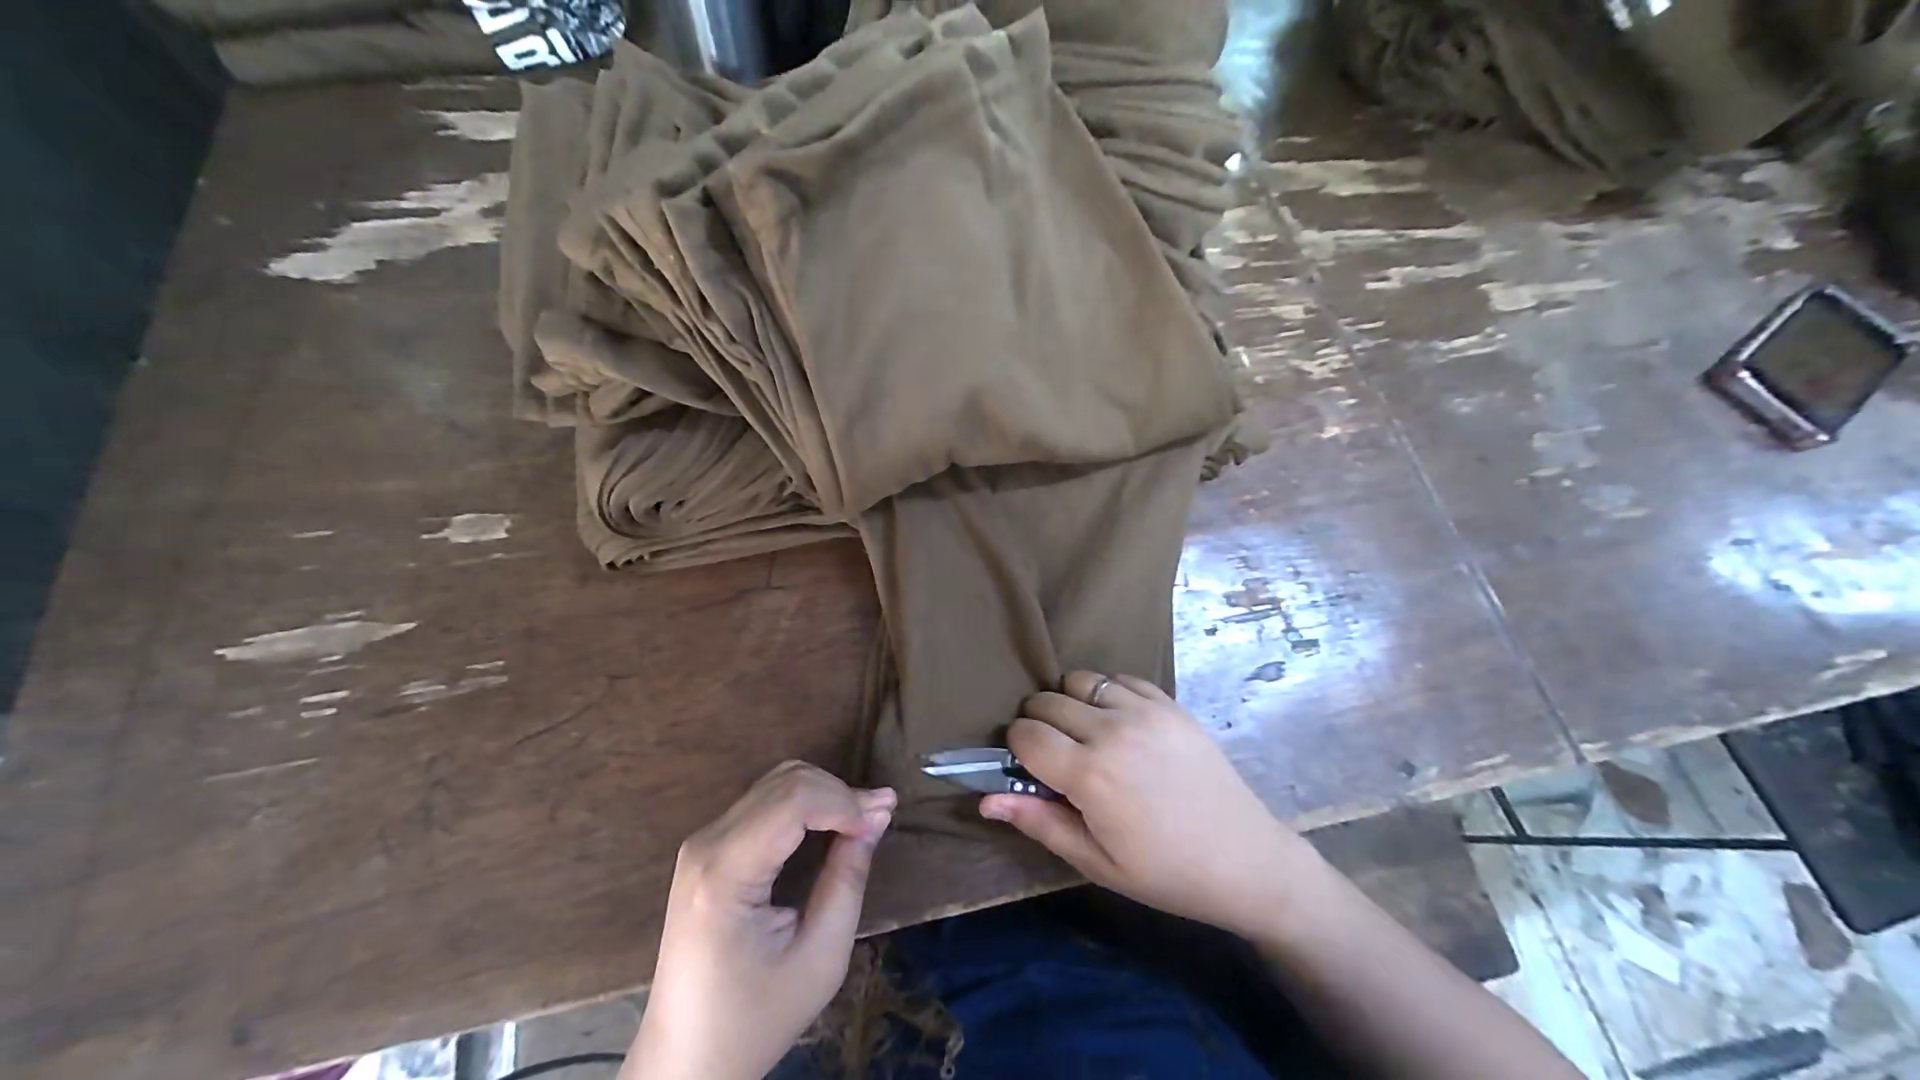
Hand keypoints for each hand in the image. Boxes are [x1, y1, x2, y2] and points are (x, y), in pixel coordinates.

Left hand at [626, 761, 893, 1079]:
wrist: (687, 1058)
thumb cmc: (755, 1018)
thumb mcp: (820, 958)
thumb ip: (848, 879)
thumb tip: (877, 815)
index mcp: (724, 874)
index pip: (792, 801)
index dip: (844, 801)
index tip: (882, 820)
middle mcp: (706, 844)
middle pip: (784, 782)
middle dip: (839, 792)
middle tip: (880, 816)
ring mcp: (701, 843)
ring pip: (774, 783)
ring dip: (823, 793)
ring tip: (862, 818)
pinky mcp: (706, 849)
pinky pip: (763, 802)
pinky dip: (804, 803)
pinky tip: (831, 821)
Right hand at [980, 671, 1320, 938]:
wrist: (1246, 860)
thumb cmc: (1164, 872)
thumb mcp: (1096, 861)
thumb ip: (1039, 821)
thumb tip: (985, 800)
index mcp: (1090, 775)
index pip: (1025, 734)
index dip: (1017, 748)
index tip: (1029, 767)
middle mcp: (1113, 731)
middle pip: (1046, 701)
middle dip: (1038, 723)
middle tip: (1056, 754)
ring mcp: (1145, 711)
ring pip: (1080, 680)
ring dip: (1070, 702)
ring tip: (1086, 734)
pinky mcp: (1170, 704)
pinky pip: (1120, 678)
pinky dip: (1107, 694)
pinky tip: (1119, 724)